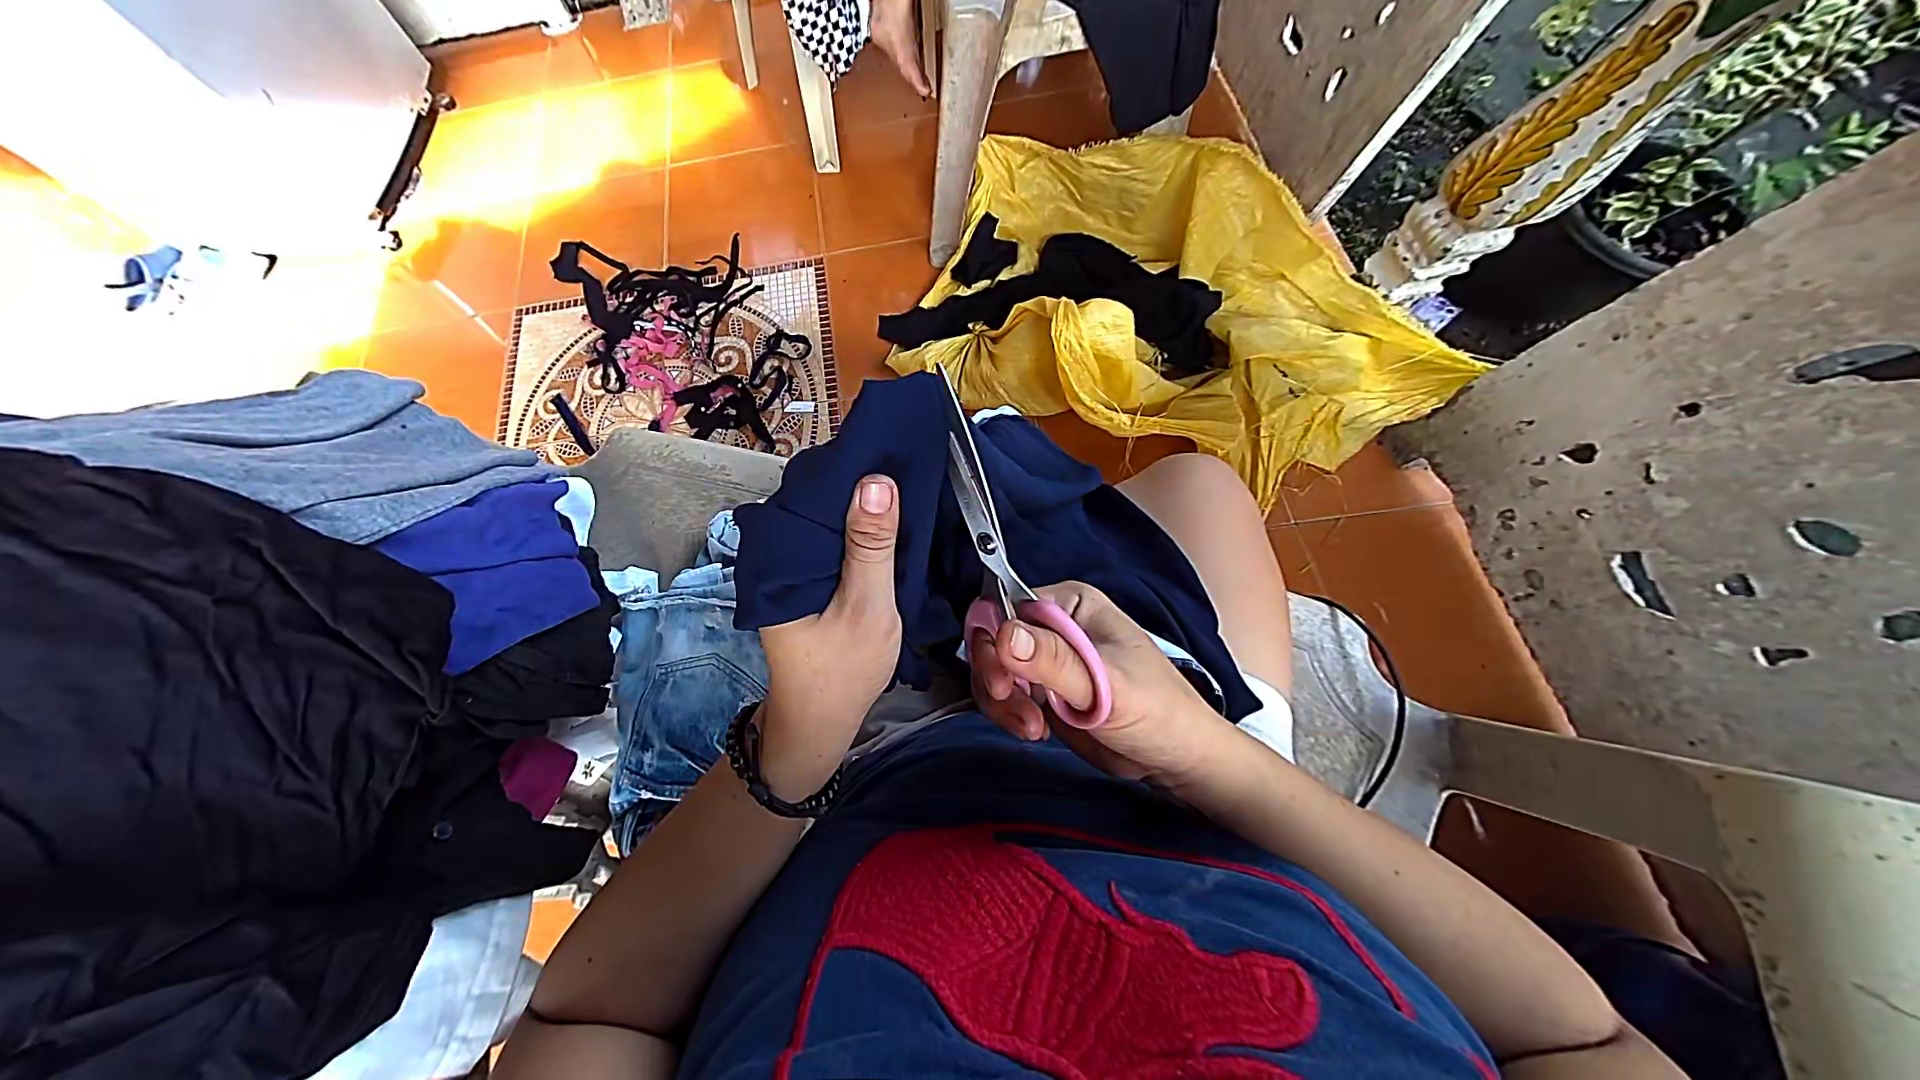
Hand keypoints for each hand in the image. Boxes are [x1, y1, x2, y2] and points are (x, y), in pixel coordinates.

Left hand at [755, 475, 901, 798]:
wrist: (823, 720)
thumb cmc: (842, 669)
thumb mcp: (866, 607)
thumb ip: (871, 547)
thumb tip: (876, 480)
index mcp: (781, 554)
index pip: (813, 490)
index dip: (851, 466)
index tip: (892, 445)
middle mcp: (781, 552)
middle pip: (822, 501)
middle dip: (861, 483)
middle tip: (908, 463)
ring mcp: (796, 566)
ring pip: (832, 520)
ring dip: (864, 506)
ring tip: (904, 485)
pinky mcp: (813, 577)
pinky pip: (838, 541)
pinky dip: (862, 531)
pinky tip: (889, 523)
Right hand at [969, 582, 1234, 787]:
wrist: (1176, 757)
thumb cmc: (1158, 711)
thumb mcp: (1106, 684)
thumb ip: (1054, 659)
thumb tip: (1005, 634)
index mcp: (1071, 605)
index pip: (1005, 606)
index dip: (993, 641)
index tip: (1004, 683)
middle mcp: (1054, 625)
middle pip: (992, 638)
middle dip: (998, 678)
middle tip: (1021, 710)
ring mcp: (1046, 658)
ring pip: (994, 669)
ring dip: (1004, 702)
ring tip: (1035, 728)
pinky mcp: (1042, 690)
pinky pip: (1004, 695)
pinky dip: (1009, 714)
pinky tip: (1036, 730)